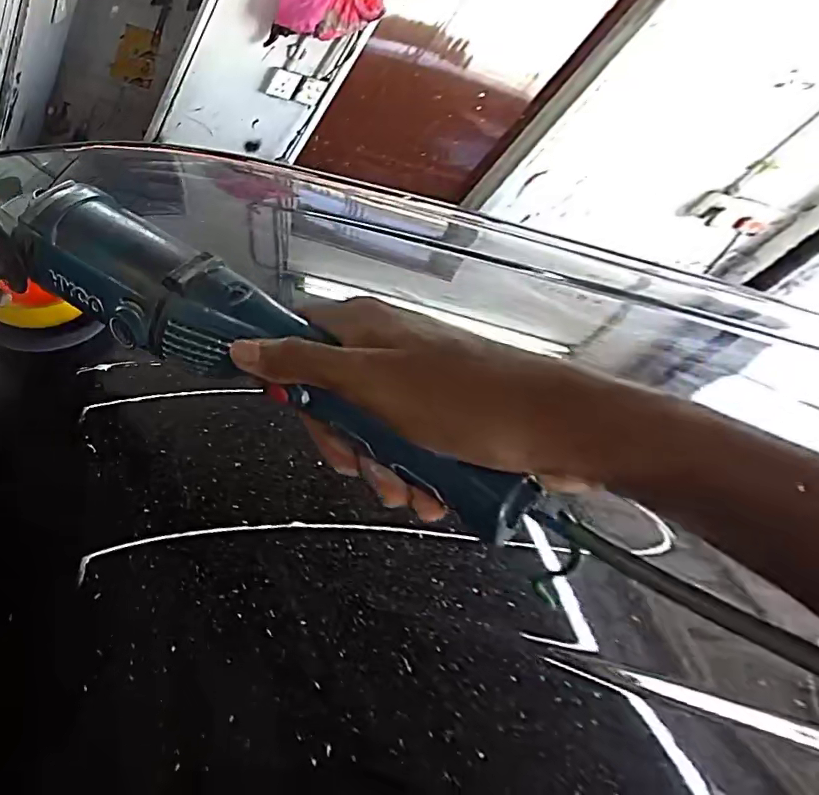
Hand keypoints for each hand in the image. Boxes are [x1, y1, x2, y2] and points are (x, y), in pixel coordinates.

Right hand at [229, 298, 612, 521]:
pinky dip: (406, 467)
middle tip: (356, 467)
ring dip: (374, 462)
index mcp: (359, 325)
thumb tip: (239, 347)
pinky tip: (425, 494)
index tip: (289, 409)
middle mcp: (381, 344)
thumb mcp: (366, 382)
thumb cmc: (465, 401)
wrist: (580, 433)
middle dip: (338, 437)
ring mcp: (413, 377)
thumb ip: (297, 363)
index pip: (291, 336)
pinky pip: (402, 436)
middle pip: (325, 388)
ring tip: (402, 493)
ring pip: (363, 420)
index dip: (281, 372)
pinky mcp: (443, 409)